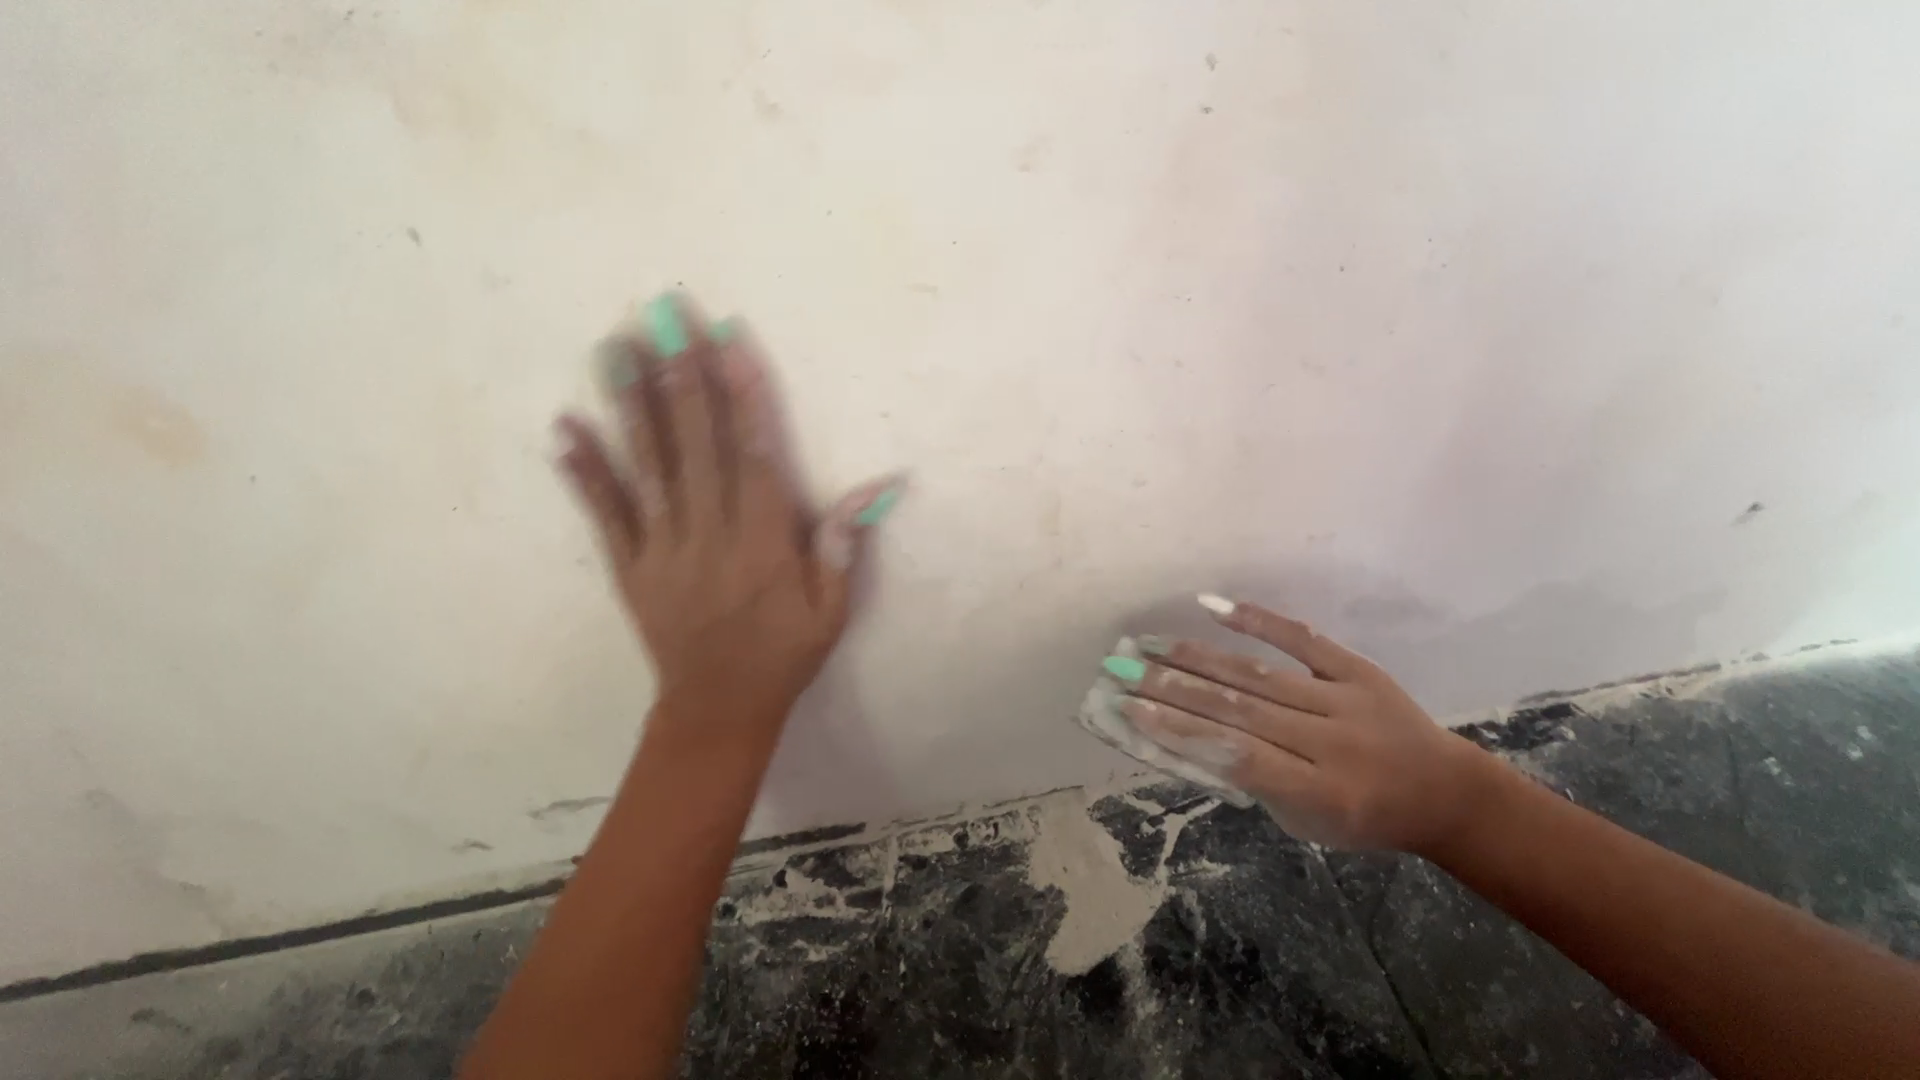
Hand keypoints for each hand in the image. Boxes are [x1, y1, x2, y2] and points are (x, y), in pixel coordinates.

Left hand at [555, 295, 899, 735]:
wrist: (718, 709)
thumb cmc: (784, 654)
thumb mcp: (832, 610)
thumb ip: (844, 547)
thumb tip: (872, 488)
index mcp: (765, 543)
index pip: (754, 456)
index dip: (743, 396)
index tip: (728, 341)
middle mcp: (711, 537)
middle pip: (697, 446)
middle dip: (684, 378)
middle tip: (666, 318)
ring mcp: (663, 551)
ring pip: (648, 468)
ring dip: (632, 404)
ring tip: (617, 347)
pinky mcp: (629, 568)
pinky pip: (605, 515)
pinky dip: (583, 471)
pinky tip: (565, 425)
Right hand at [1109, 595, 1496, 850]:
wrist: (1445, 794)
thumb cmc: (1363, 819)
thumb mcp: (1303, 822)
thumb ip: (1250, 781)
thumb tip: (1186, 736)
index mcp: (1316, 791)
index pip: (1232, 753)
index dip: (1176, 729)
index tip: (1127, 707)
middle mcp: (1329, 743)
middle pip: (1237, 709)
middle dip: (1172, 688)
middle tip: (1122, 669)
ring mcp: (1345, 700)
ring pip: (1257, 674)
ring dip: (1198, 657)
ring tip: (1150, 644)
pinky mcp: (1358, 670)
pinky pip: (1302, 639)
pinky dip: (1257, 620)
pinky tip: (1212, 607)